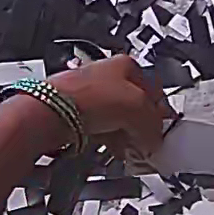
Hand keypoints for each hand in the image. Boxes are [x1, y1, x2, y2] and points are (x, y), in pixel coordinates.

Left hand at [49, 55, 170, 155]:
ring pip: (115, 120)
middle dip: (141, 127)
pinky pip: (97, 130)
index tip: (162, 130)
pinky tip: (109, 148)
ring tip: (128, 149)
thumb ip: (154, 124)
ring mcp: (89, 95)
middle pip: (133, 106)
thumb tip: (155, 138)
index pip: (153, 90)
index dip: (160, 113)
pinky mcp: (74, 114)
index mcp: (125, 65)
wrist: (51, 112)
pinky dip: (105, 140)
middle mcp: (105, 76)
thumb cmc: (87, 98)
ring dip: (124, 136)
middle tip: (146, 142)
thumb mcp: (139, 109)